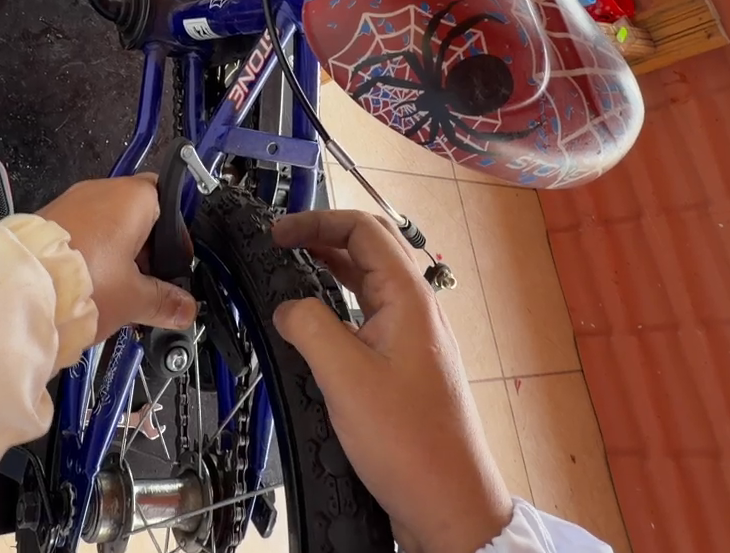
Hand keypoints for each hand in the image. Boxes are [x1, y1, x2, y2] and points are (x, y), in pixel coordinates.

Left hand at [38, 175, 196, 343]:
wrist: (20, 289)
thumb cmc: (88, 282)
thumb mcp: (134, 298)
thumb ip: (164, 301)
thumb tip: (186, 308)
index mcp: (133, 197)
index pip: (169, 197)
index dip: (176, 233)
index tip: (175, 265)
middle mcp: (104, 189)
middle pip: (139, 214)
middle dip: (146, 251)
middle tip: (149, 287)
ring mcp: (73, 201)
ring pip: (110, 225)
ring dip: (118, 254)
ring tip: (118, 294)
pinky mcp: (50, 218)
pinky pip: (84, 231)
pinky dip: (92, 254)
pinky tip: (91, 286)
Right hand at [273, 210, 511, 552]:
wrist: (451, 507)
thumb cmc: (406, 442)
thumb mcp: (345, 377)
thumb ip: (308, 326)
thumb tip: (288, 308)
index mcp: (408, 297)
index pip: (362, 230)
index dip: (316, 222)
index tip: (279, 233)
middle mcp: (415, 307)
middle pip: (369, 246)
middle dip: (324, 234)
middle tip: (284, 240)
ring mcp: (413, 334)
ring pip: (369, 279)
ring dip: (331, 263)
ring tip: (293, 264)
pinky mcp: (405, 360)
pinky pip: (369, 310)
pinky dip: (338, 298)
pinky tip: (316, 313)